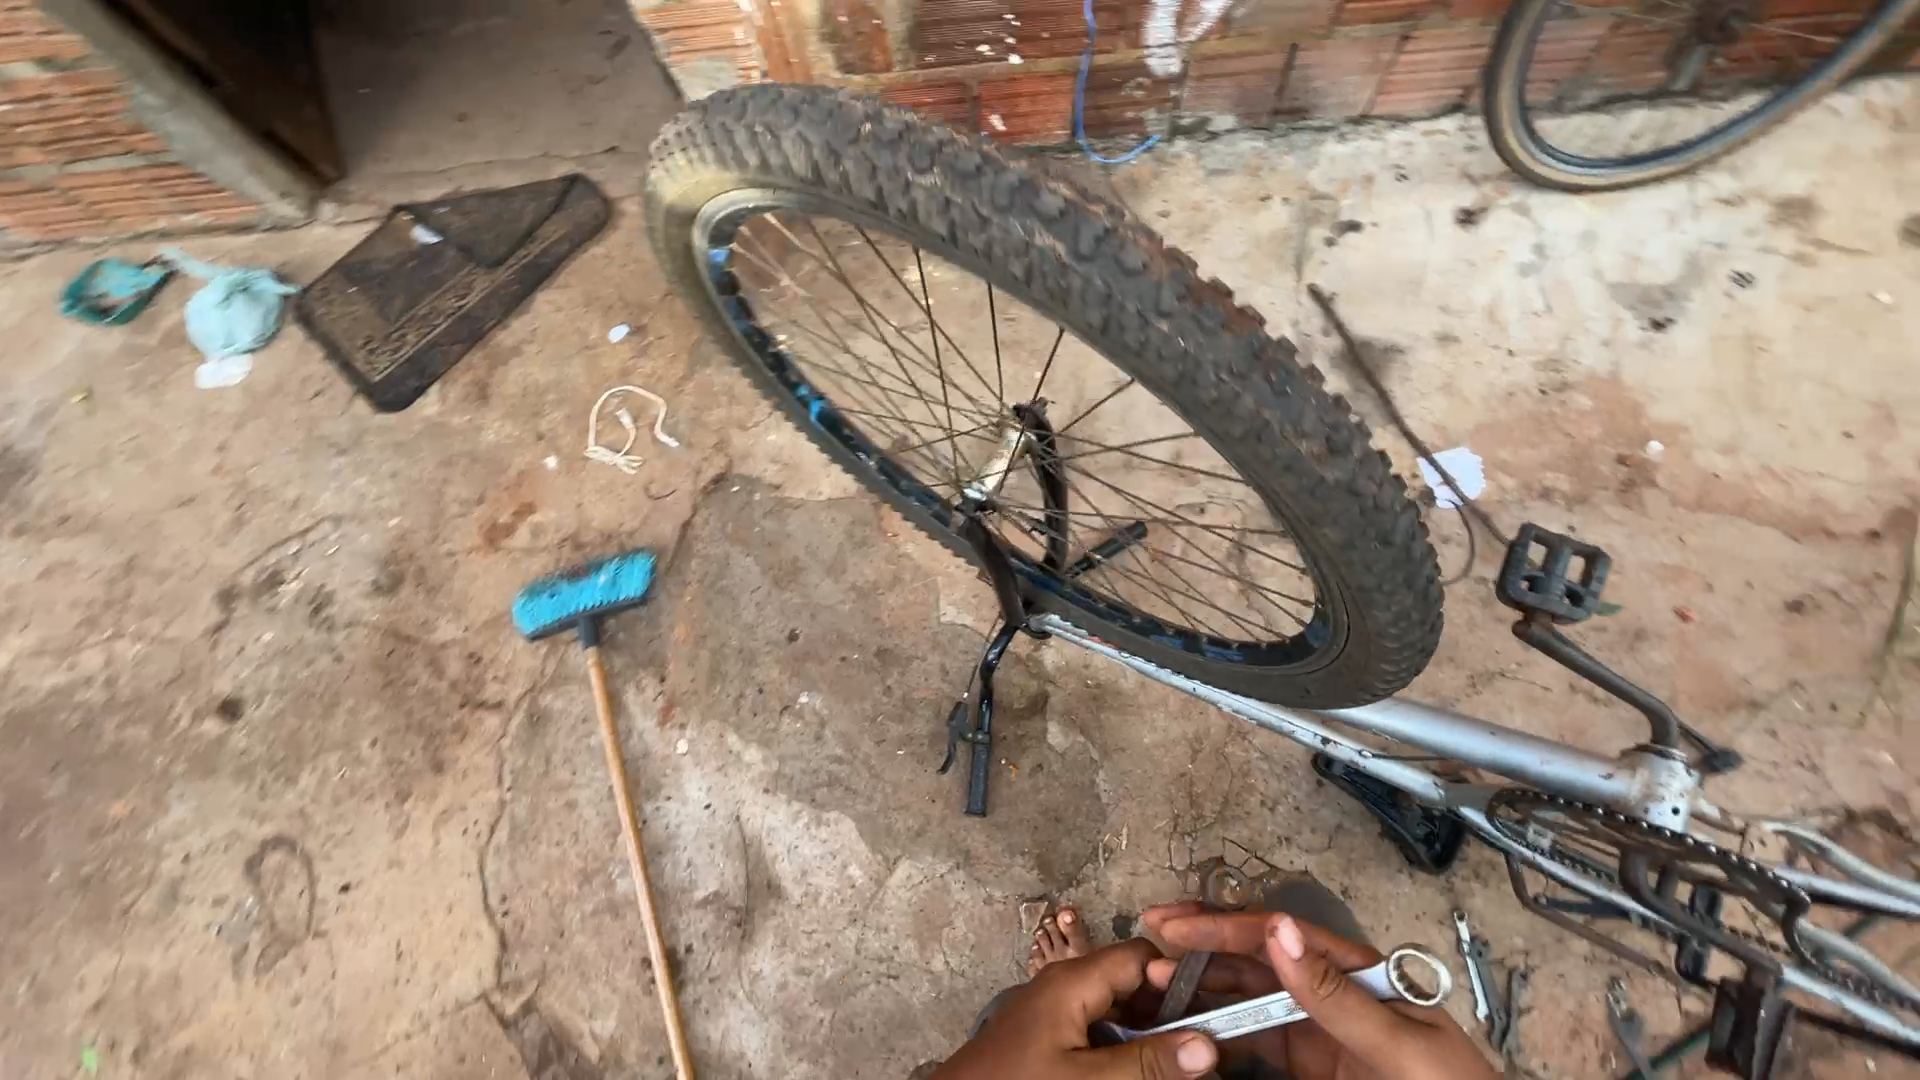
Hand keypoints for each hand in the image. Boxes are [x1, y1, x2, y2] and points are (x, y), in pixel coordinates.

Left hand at [931, 938, 1220, 1079]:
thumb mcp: (1088, 1079)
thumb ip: (1147, 1063)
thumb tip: (1210, 1044)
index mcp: (1075, 979)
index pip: (1140, 957)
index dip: (1177, 981)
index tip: (1214, 1016)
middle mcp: (1067, 983)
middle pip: (1131, 983)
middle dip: (1168, 1013)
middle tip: (1206, 1049)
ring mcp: (1057, 1008)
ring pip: (1118, 1010)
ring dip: (1148, 1035)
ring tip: (1184, 1063)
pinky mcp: (1051, 1033)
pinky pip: (1098, 1029)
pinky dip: (1123, 1046)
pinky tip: (1141, 1071)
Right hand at [1142, 904, 1498, 1079]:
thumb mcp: (1403, 1053)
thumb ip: (1338, 996)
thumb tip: (1278, 928)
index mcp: (1355, 973)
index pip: (1277, 936)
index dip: (1221, 926)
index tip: (1172, 927)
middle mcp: (1328, 991)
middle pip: (1254, 956)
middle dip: (1200, 943)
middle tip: (1148, 936)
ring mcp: (1316, 1029)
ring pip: (1245, 994)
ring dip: (1201, 984)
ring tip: (1155, 981)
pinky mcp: (1306, 1065)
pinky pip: (1252, 1039)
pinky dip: (1217, 1029)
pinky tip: (1187, 1026)